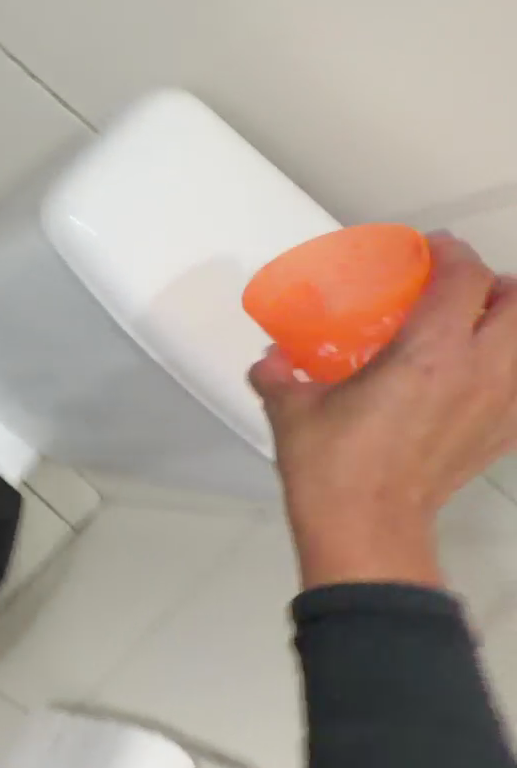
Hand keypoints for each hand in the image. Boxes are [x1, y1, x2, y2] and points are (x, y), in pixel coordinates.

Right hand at [251, 235, 516, 587]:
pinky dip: (511, 365)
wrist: (366, 518)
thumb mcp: (288, 408)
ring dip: (510, 321)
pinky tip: (482, 375)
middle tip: (457, 288)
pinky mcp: (510, 427)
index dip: (451, 255)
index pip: (463, 282)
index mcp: (427, 357)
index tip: (432, 248)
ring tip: (476, 327)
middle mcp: (480, 370)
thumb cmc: (330, 463)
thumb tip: (273, 359)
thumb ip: (279, 374)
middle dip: (496, 284)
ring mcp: (504, 400)